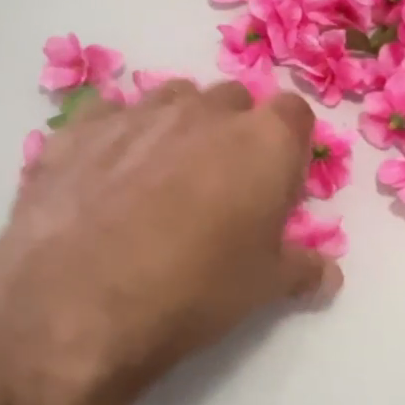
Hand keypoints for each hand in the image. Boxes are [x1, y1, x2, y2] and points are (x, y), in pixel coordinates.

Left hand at [0, 81, 336, 404]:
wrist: (76, 304)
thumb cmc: (194, 291)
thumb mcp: (263, 288)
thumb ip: (302, 269)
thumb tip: (329, 275)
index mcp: (263, 141)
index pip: (293, 113)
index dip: (288, 144)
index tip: (277, 182)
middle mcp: (204, 112)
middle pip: (233, 100)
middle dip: (233, 132)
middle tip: (221, 185)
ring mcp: (137, 114)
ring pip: (171, 99)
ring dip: (177, 127)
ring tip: (162, 179)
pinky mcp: (77, 130)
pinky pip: (108, 115)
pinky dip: (116, 136)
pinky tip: (106, 176)